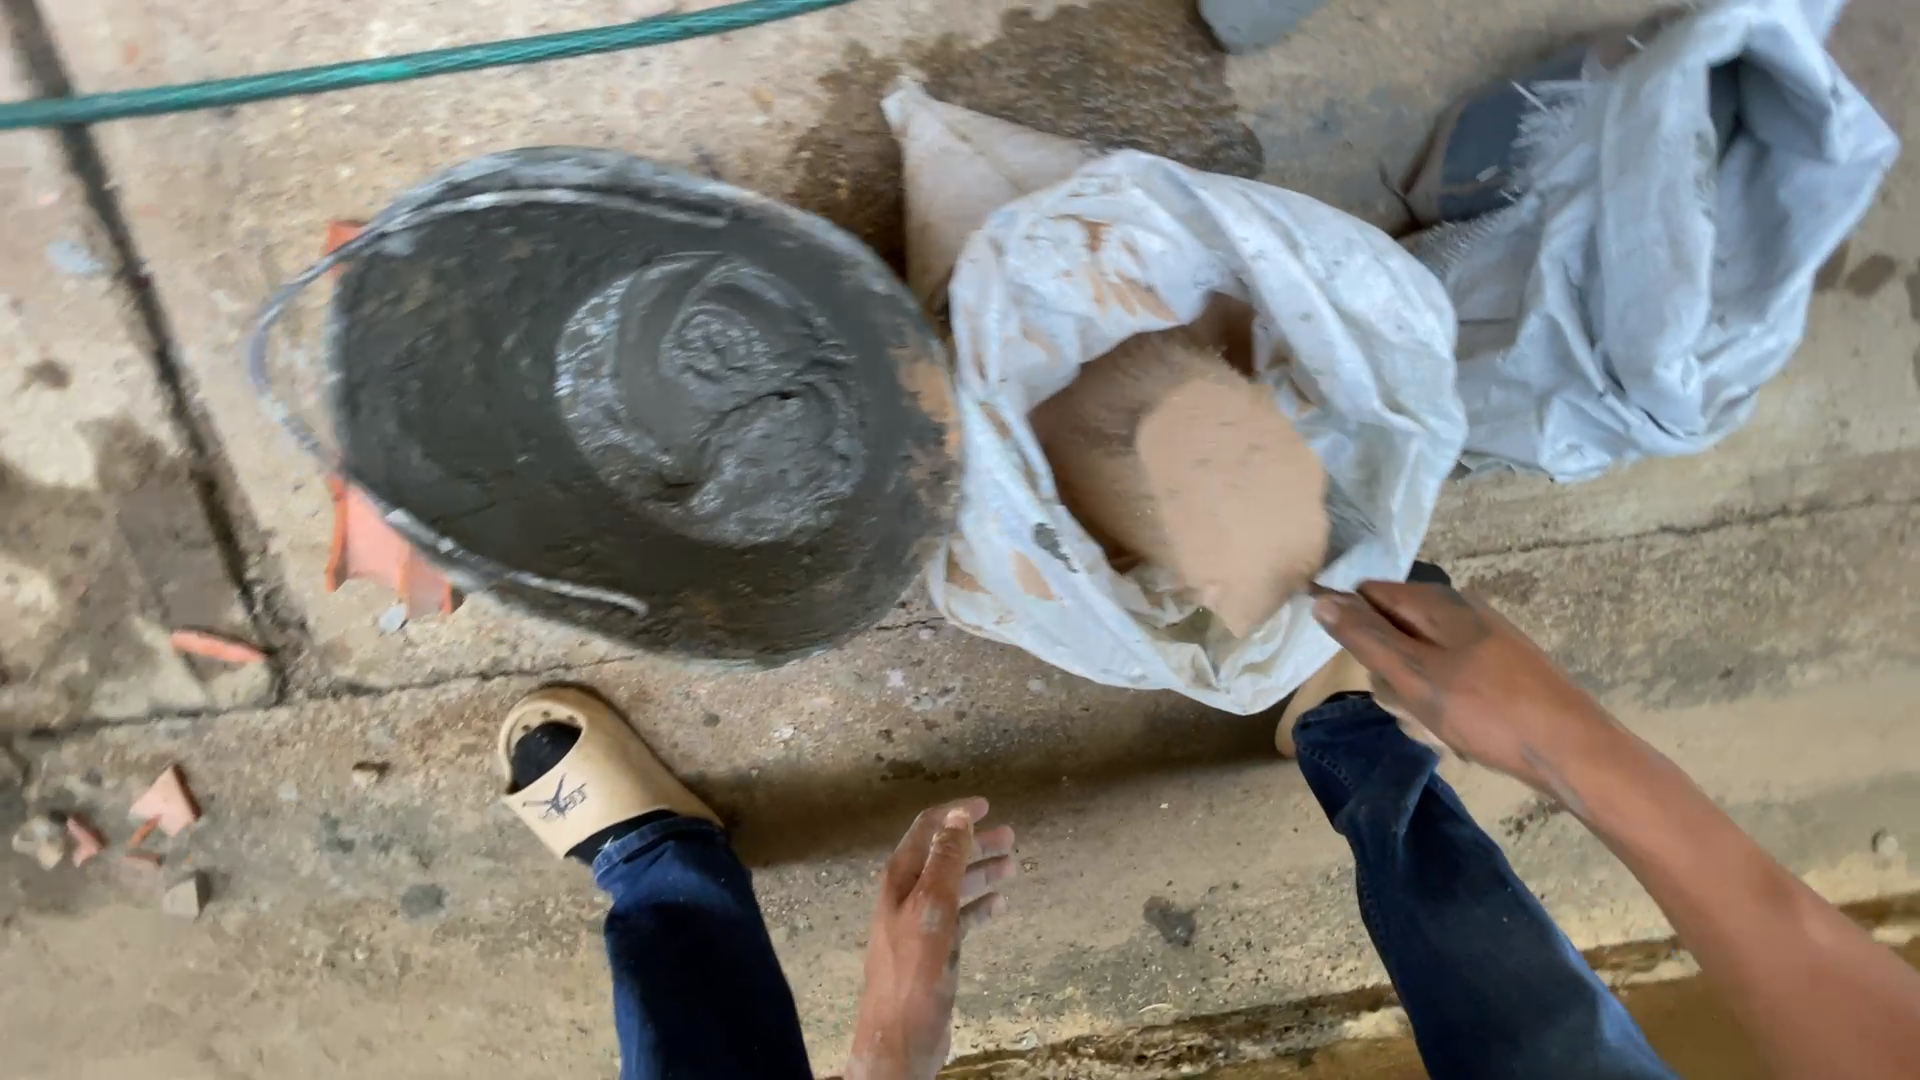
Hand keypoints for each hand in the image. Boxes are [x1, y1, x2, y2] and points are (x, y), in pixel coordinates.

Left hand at [847, 798, 1015, 1079]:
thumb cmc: (915, 970)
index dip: (955, 814)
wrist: (899, 1041)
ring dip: (982, 871)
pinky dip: (980, 906)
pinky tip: (1001, 905)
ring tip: (1013, 865)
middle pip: (944, 855)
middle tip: (1010, 836)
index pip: (927, 829)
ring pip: (954, 884)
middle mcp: (908, 893)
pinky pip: (959, 917)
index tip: (986, 805)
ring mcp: (920, 922)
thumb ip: (945, 860)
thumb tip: (959, 816)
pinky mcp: (933, 949)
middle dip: (975, 842)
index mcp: (901, 877)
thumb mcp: (932, 907)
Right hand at [1310, 581, 1632, 809]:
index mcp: (1437, 602)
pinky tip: (1455, 732)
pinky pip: (1445, 680)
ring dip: (1412, 696)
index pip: (1366, 595)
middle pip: (1390, 631)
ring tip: (1434, 726)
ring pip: (1415, 662)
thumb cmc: (1487, 711)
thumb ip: (1364, 636)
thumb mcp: (1413, 674)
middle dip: (1387, 672)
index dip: (1352, 627)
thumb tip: (1320, 600)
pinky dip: (1440, 705)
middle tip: (1406, 704)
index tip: (1363, 666)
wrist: (1576, 755)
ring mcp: (1481, 642)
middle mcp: (1458, 611)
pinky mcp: (1497, 671)